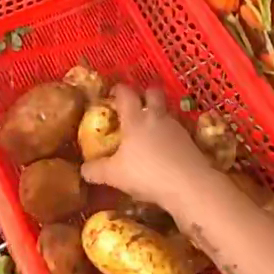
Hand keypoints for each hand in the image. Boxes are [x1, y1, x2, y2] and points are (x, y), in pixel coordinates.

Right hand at [80, 84, 231, 213]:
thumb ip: (96, 170)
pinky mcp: (189, 139)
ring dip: (158, 114)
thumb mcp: (114, 175)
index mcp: (135, 119)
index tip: (113, 93)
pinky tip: (165, 148)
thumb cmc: (146, 173)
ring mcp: (176, 126)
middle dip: (145, 93)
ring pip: (167, 111)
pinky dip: (169, 134)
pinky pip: (176, 129)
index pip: (126, 94)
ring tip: (150, 129)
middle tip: (136, 104)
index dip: (119, 90)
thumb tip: (84, 168)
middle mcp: (157, 116)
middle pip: (153, 92)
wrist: (188, 183)